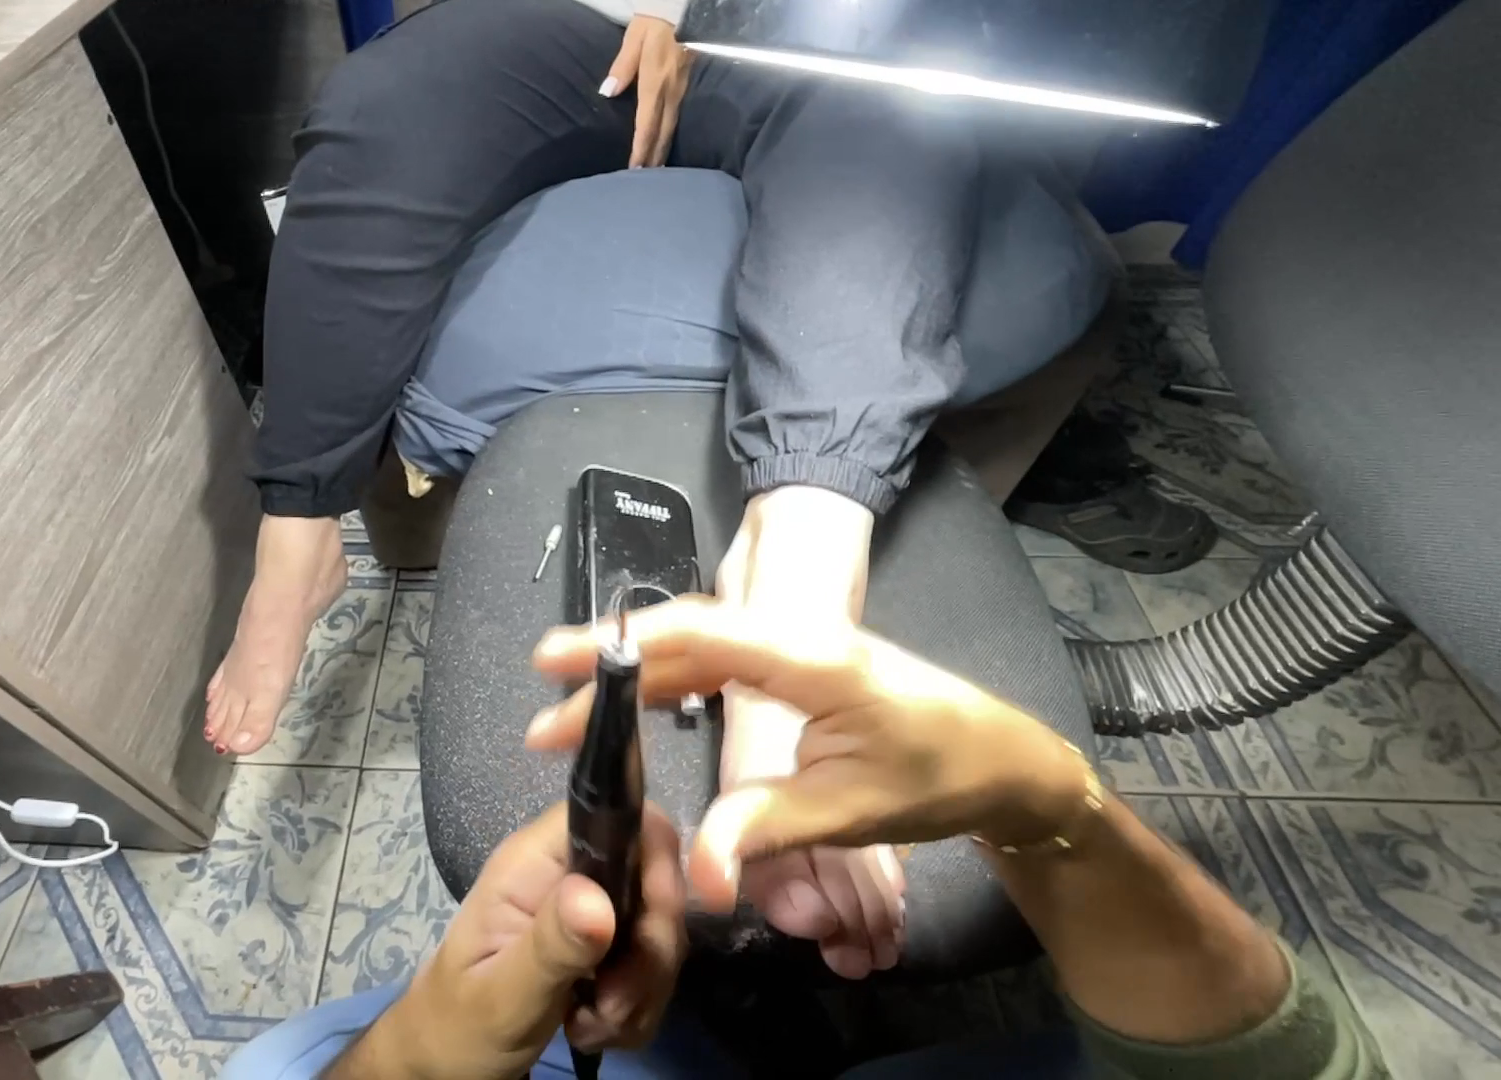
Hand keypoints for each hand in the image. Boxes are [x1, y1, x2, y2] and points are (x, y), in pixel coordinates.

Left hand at [379, 802, 686, 1079]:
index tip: (654, 922)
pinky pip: (650, 965)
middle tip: (612, 1005)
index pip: (612, 816)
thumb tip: (596, 899)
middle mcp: (567, 872)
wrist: (446, 1061)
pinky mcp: (603, 945)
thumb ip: (549, 947)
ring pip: (656, 927)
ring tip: (593, 1025)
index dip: (650, 856)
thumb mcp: (500, 996)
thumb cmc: (456, 1025)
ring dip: (643, 988)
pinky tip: (598, 1030)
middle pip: (648, 877)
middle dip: (649, 949)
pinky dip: (639, 1006)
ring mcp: (587, 907)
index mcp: (535, 861)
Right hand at [525, 597, 1094, 912]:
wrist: (998, 755)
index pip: (698, 637)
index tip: (558, 664)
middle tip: (546, 709)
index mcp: (807, 655)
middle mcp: (788, 635)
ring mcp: (785, 646)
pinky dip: (667, 682)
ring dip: (631, 678)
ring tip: (571, 712)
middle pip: (681, 639)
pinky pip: (713, 663)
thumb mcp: (851, 809)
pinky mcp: (784, 664)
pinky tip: (638, 704)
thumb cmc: (935, 774)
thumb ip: (766, 829)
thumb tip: (698, 877)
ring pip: (691, 649)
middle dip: (607, 669)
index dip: (623, 647)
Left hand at [601, 16, 692, 167]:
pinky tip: (664, 146)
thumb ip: (622, 67)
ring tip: (654, 170)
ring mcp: (681, 91)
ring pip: (671, 129)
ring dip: (662, 151)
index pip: (647, 124)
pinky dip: (669, 136)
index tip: (634, 169)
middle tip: (644, 180)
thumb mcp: (634, 38)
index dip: (641, 149)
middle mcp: (670, 92)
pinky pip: (677, 118)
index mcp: (655, 83)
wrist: (686, 5)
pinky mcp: (686, 87)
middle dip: (652, 158)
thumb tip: (608, 91)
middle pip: (661, 133)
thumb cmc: (655, 21)